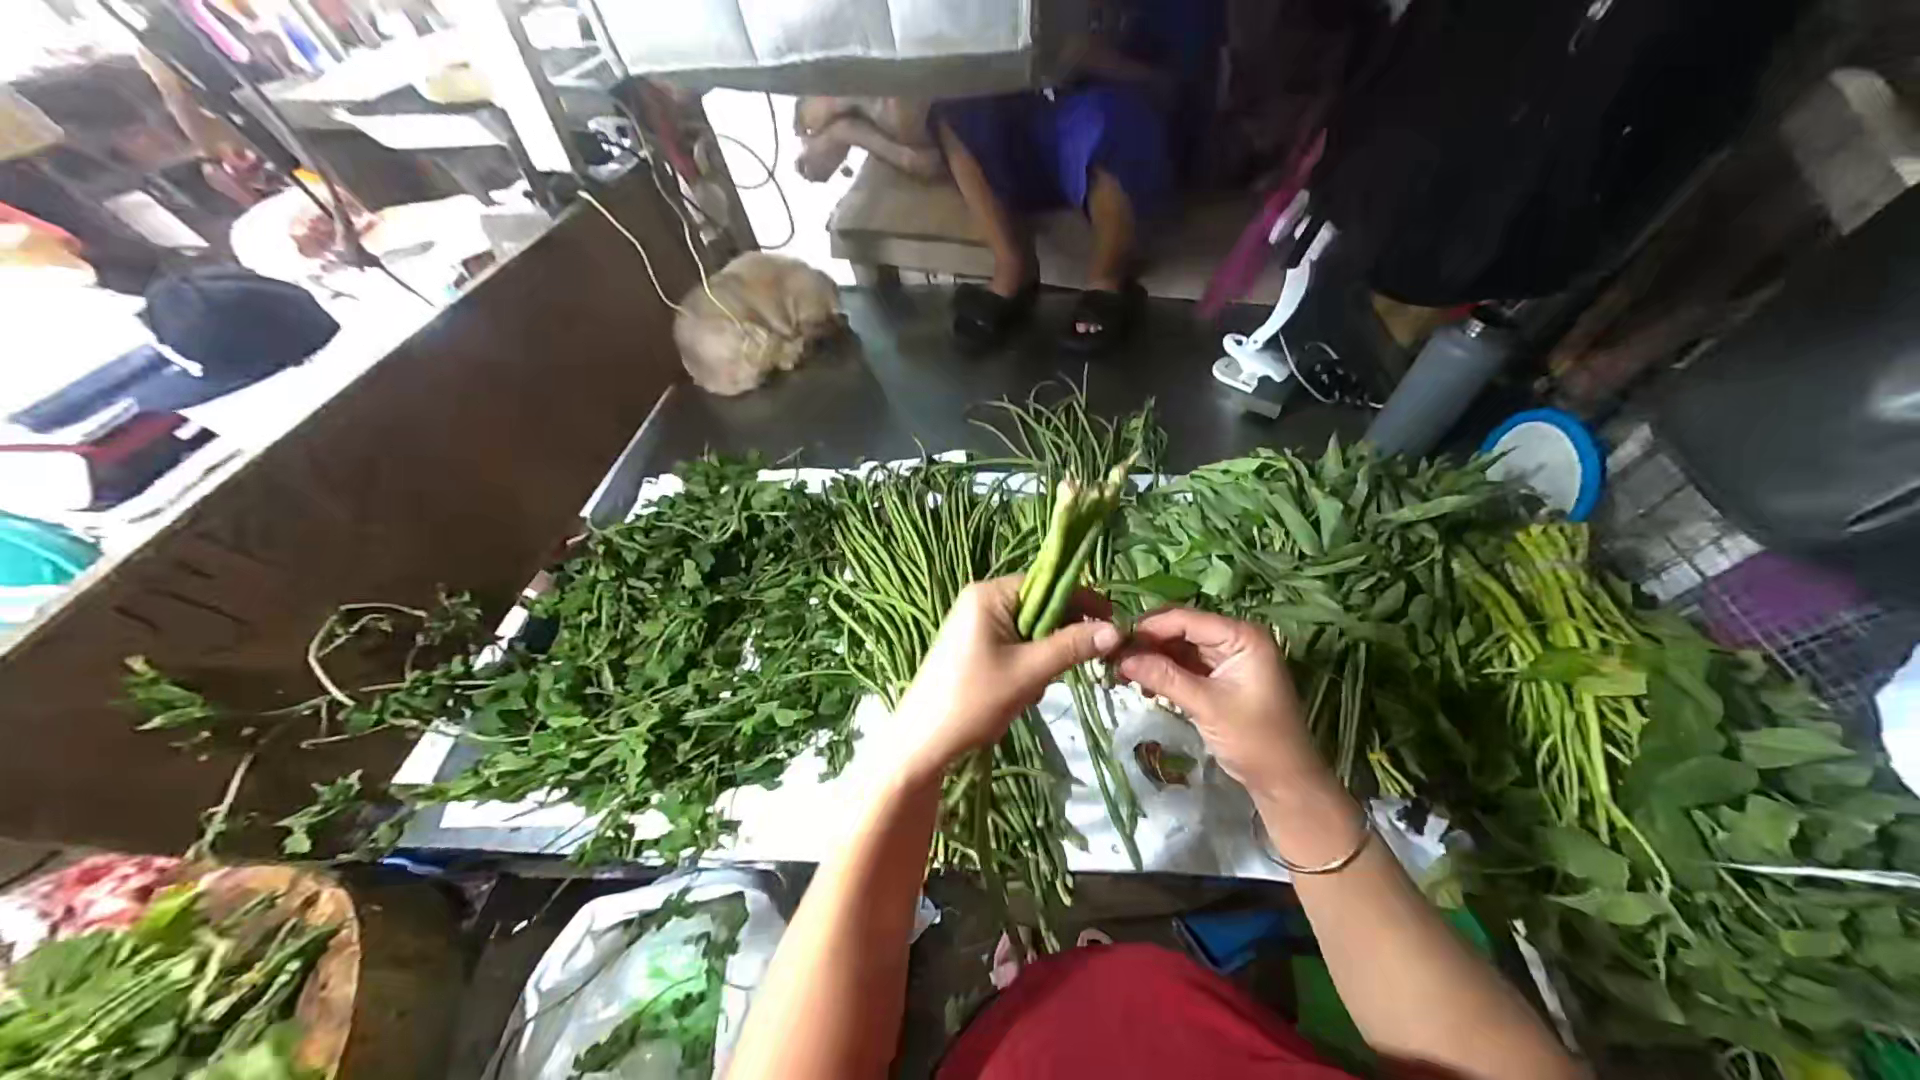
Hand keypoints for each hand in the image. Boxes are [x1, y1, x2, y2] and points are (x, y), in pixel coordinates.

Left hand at [894, 576, 1121, 776]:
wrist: (923, 741)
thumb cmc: (973, 700)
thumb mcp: (1029, 672)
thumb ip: (1072, 646)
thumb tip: (1116, 629)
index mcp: (989, 594)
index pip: (1048, 582)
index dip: (1081, 601)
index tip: (1112, 625)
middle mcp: (981, 600)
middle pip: (1041, 606)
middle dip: (1057, 639)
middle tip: (1065, 669)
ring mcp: (975, 624)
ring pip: (1030, 630)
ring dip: (1042, 658)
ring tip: (1031, 688)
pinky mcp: (974, 646)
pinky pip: (1015, 646)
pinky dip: (1026, 667)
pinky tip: (1018, 693)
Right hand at [1114, 608, 1333, 802]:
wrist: (1284, 782)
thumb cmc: (1255, 740)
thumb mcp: (1207, 706)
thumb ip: (1165, 677)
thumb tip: (1122, 659)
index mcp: (1242, 636)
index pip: (1186, 619)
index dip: (1149, 627)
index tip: (1114, 641)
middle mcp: (1235, 638)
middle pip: (1180, 629)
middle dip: (1147, 642)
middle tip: (1112, 656)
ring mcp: (1226, 657)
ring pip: (1178, 646)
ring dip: (1151, 657)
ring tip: (1120, 671)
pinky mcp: (1218, 676)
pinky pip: (1183, 664)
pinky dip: (1162, 671)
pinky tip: (1140, 683)